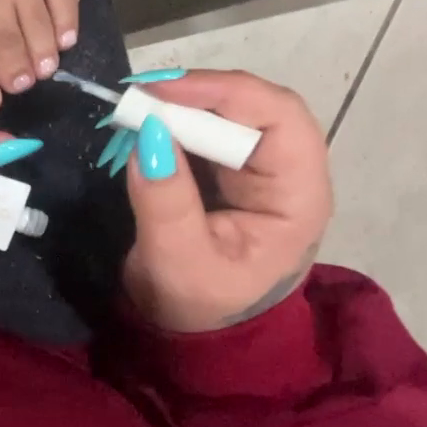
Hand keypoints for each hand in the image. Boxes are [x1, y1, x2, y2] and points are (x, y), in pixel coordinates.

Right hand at [121, 71, 332, 332]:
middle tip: (134, 96)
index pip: (279, 119)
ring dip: (178, 107)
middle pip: (253, 108)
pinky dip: (168, 123)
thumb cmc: (195, 303)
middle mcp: (287, 174)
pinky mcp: (224, 174)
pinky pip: (202, 134)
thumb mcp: (176, 258)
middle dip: (195, 94)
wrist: (194, 335)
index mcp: (297, 196)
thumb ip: (164, 198)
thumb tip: (145, 132)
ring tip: (129, 109)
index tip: (158, 91)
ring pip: (226, 116)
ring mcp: (256, 172)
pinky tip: (137, 125)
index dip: (223, 93)